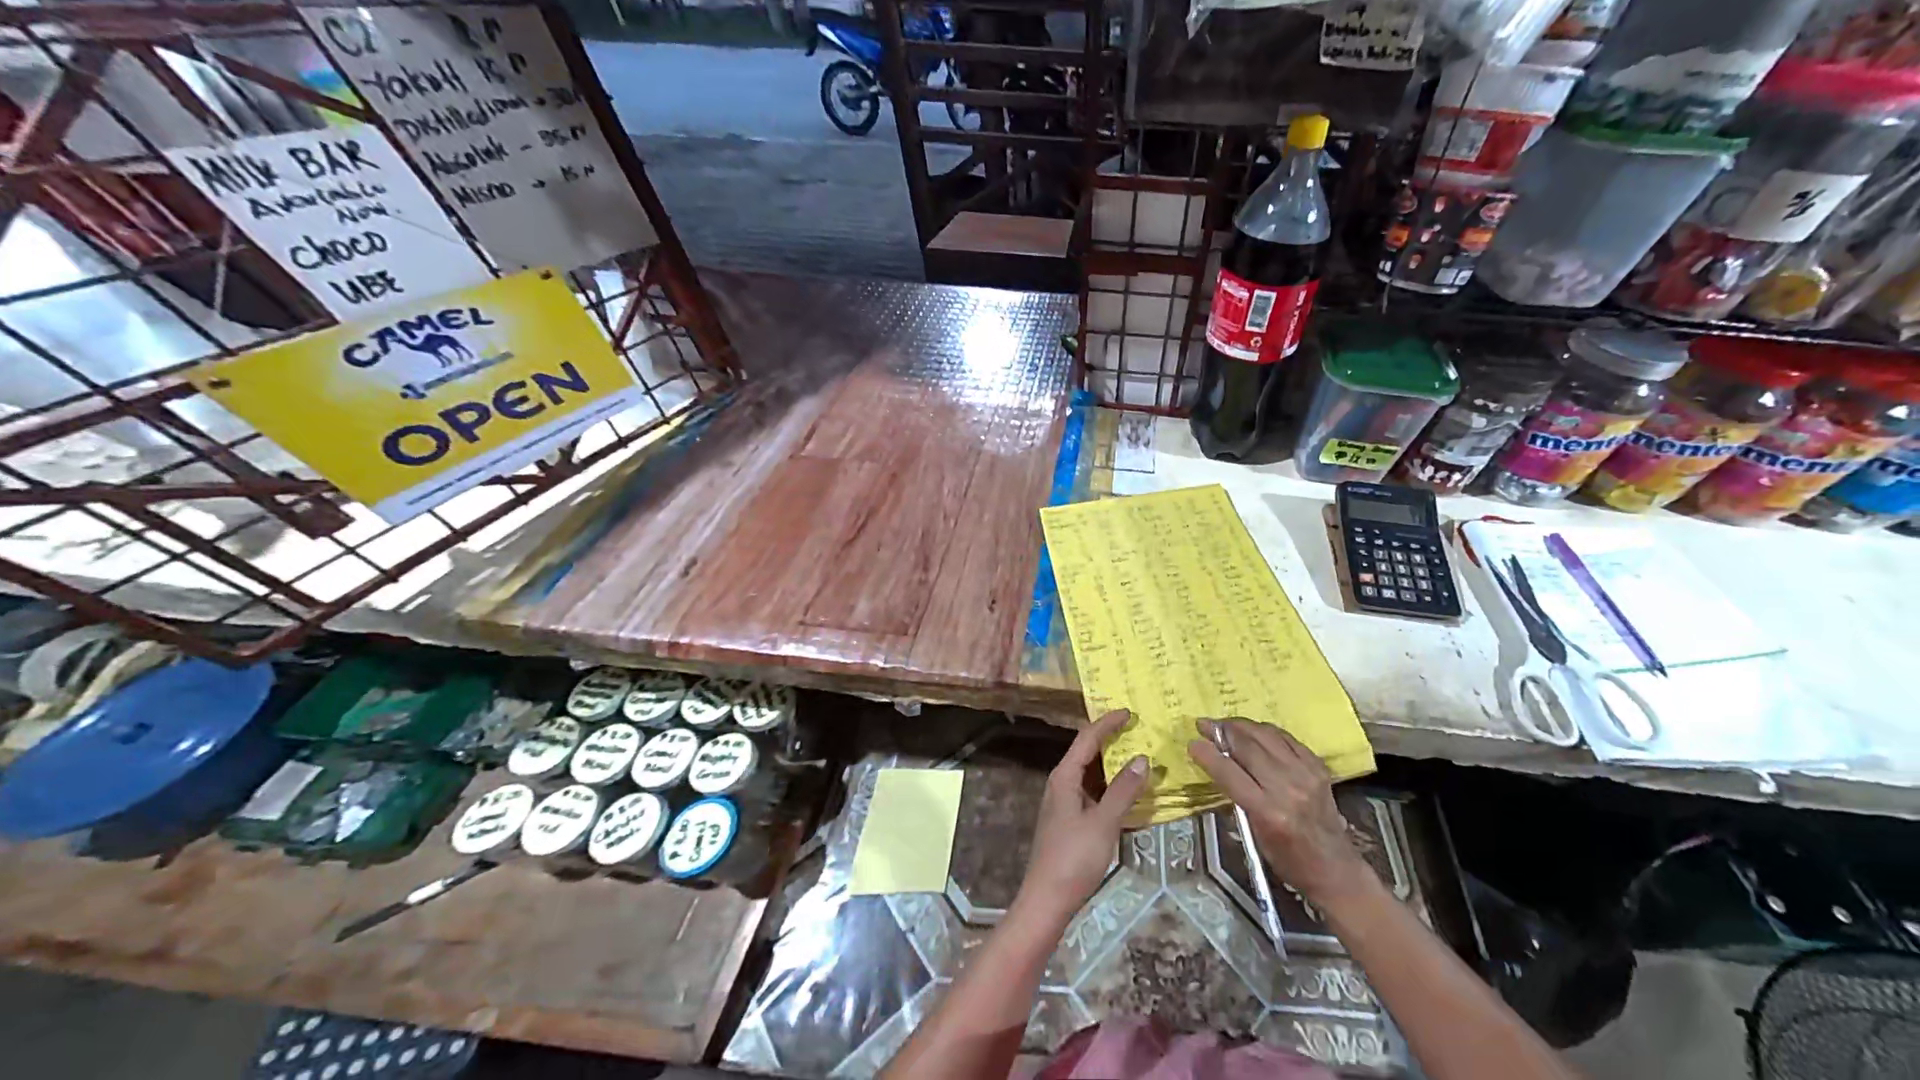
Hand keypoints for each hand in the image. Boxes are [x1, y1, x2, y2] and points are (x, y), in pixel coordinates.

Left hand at [1014, 710, 1149, 924]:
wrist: (1048, 899)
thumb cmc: (1073, 857)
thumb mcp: (1103, 823)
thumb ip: (1123, 791)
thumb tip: (1142, 759)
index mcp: (1064, 778)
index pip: (1086, 739)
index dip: (1107, 723)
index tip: (1129, 712)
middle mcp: (1061, 785)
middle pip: (1086, 753)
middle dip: (1110, 740)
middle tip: (1138, 730)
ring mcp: (1065, 804)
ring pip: (1091, 775)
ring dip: (1113, 766)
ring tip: (1140, 757)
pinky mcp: (1071, 822)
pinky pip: (1093, 794)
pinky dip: (1111, 788)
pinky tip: (1129, 794)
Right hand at [1187, 719, 1370, 903]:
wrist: (1335, 869)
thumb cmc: (1288, 859)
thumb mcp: (1254, 832)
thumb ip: (1238, 795)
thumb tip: (1218, 763)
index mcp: (1268, 811)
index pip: (1229, 772)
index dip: (1207, 754)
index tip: (1192, 743)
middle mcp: (1288, 787)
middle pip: (1247, 746)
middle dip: (1221, 731)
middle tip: (1204, 724)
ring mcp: (1306, 774)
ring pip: (1267, 735)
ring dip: (1242, 726)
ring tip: (1225, 724)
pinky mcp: (1319, 768)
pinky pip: (1287, 738)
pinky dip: (1267, 732)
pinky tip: (1255, 732)